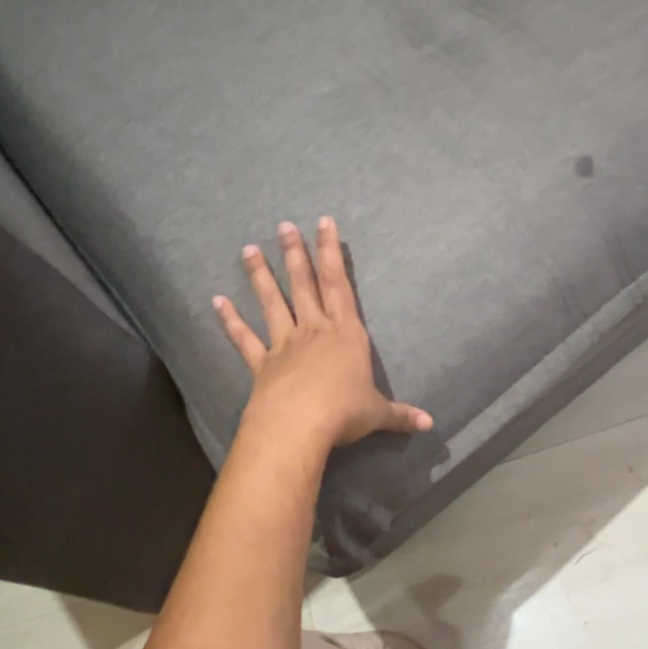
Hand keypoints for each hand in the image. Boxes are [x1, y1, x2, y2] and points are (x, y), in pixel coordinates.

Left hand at [214, 217, 432, 449]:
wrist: (299, 425)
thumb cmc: (344, 413)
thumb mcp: (378, 414)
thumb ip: (401, 414)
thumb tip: (430, 424)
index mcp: (346, 334)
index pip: (340, 284)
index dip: (331, 252)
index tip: (323, 223)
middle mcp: (314, 331)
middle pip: (304, 285)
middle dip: (296, 254)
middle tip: (284, 226)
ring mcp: (284, 345)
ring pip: (272, 303)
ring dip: (261, 276)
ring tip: (249, 249)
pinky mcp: (262, 364)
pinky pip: (245, 339)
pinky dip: (230, 320)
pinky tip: (218, 302)